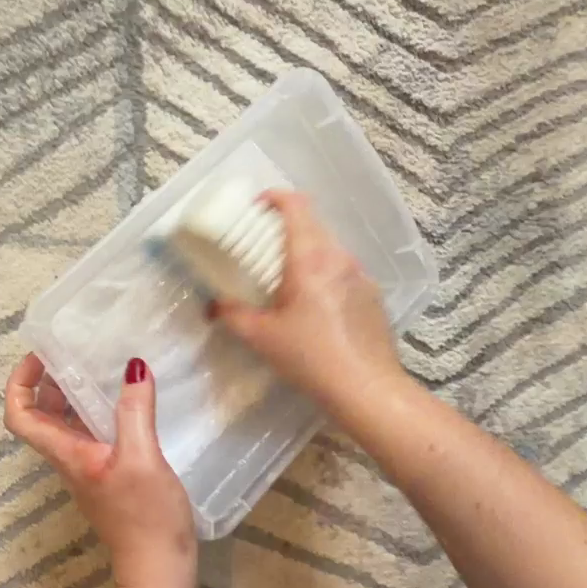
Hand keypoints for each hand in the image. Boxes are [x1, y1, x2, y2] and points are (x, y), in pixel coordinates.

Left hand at [3, 354, 197, 587]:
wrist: (158, 569)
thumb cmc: (146, 517)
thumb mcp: (142, 458)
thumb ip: (134, 412)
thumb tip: (133, 367)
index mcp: (66, 454)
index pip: (20, 416)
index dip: (20, 382)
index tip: (41, 356)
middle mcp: (69, 460)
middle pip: (41, 415)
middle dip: (50, 381)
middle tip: (76, 353)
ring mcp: (88, 469)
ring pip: (68, 425)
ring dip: (75, 395)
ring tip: (101, 367)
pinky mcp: (109, 476)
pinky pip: (92, 435)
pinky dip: (100, 412)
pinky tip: (128, 401)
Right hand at [210, 189, 405, 413]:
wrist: (366, 389)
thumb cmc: (310, 358)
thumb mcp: (261, 338)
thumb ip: (232, 314)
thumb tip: (213, 305)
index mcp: (310, 259)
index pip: (296, 206)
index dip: (274, 198)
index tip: (255, 208)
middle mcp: (339, 257)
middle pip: (312, 224)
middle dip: (284, 228)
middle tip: (260, 249)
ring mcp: (360, 274)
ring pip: (328, 248)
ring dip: (304, 253)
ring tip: (285, 279)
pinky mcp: (372, 294)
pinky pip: (342, 271)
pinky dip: (323, 275)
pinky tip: (314, 307)